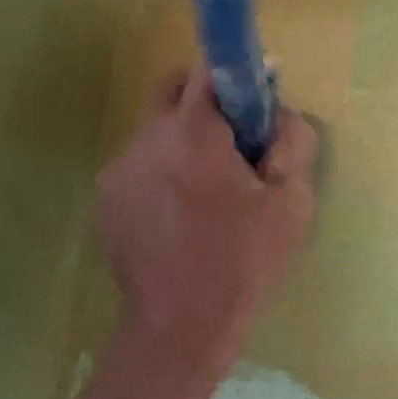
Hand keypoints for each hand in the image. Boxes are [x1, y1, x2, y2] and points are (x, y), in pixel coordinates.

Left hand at [95, 67, 317, 379]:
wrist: (179, 328)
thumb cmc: (244, 262)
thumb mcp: (292, 202)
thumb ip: (292, 142)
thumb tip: (277, 112)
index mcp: (193, 133)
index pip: (208, 70)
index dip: (236, 76)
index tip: (256, 102)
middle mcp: (146, 140)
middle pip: (173, 93)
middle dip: (206, 104)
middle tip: (237, 147)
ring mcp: (118, 171)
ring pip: (156, 133)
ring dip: (185, 144)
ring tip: (212, 197)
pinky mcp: (105, 201)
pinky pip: (141, 167)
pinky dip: (164, 175)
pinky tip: (184, 220)